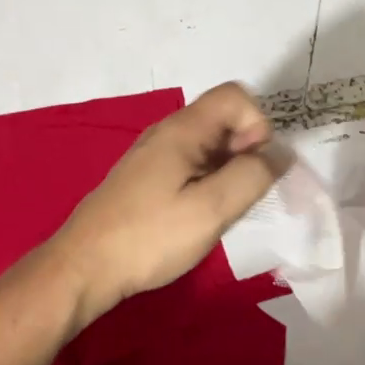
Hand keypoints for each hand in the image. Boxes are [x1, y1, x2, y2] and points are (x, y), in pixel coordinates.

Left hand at [53, 83, 287, 316]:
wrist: (84, 268)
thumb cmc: (150, 237)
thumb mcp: (211, 209)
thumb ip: (251, 177)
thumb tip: (280, 154)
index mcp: (182, 130)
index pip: (235, 96)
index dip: (258, 125)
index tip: (254, 168)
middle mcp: (166, 133)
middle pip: (223, 119)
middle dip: (247, 151)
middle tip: (241, 196)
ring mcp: (154, 157)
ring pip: (209, 146)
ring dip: (228, 171)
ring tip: (222, 210)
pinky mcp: (146, 180)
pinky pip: (191, 165)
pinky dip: (208, 183)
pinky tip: (200, 216)